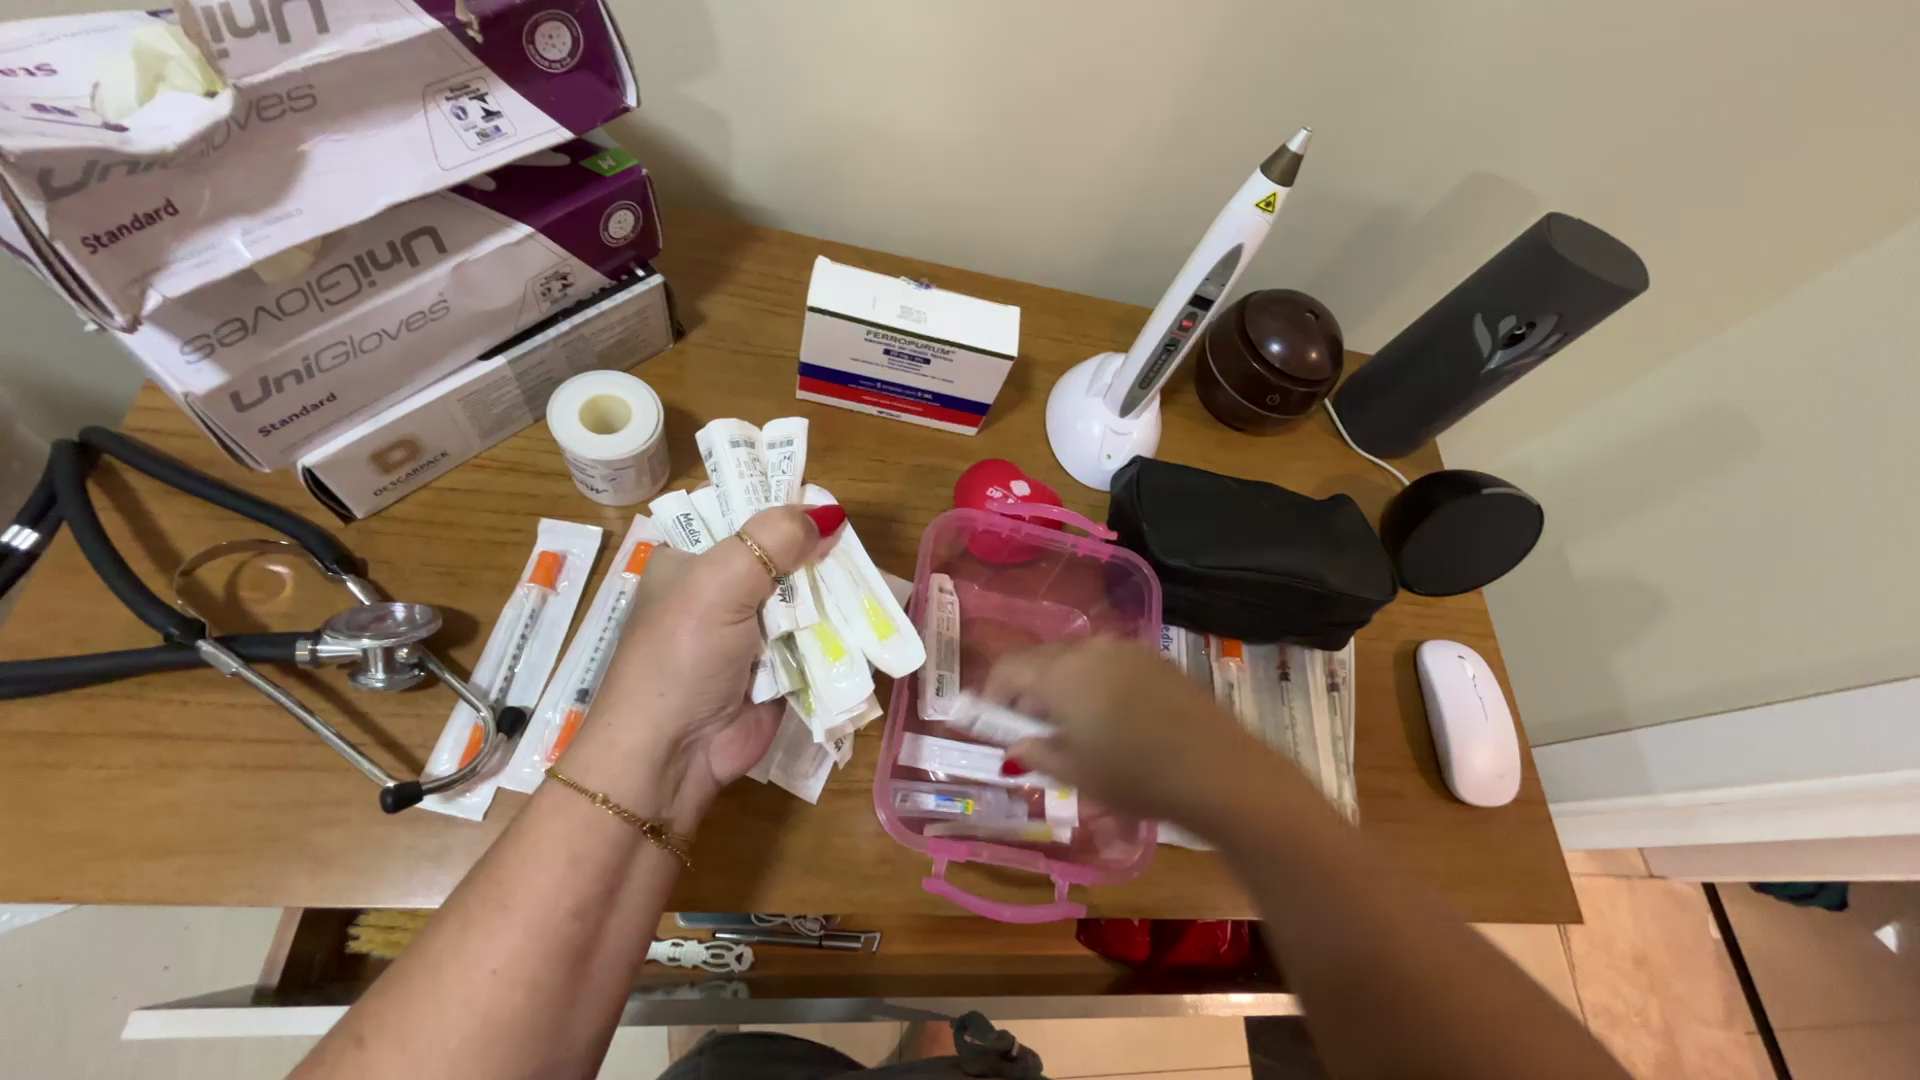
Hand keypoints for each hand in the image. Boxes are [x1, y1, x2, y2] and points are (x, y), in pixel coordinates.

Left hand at [561, 502, 846, 824]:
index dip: (784, 503)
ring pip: (807, 595)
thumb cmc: (680, 659)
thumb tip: (829, 512)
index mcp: (693, 558)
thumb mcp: (717, 585)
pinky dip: (842, 630)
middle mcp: (724, 588)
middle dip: (820, 551)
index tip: (829, 502)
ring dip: (836, 592)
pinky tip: (872, 618)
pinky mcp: (782, 665)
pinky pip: (820, 637)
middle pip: (784, 553)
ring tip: (876, 582)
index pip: (742, 511)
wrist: (672, 756)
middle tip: (858, 547)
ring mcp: (755, 629)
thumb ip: (771, 541)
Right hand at [982, 637, 1295, 834]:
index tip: (991, 724)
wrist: (1219, 771)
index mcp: (1061, 671)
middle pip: (1040, 659)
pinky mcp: (1155, 659)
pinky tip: (1112, 719)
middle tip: (1031, 731)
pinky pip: (1107, 664)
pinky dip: (1094, 684)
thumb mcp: (1075, 773)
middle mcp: (1089, 648)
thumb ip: (1034, 753)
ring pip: (1075, 660)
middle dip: (1026, 691)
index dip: (991, 695)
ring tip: (1074, 727)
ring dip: (1061, 686)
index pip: (1007, 668)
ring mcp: (1126, 649)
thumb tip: (1014, 746)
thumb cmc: (1135, 776)